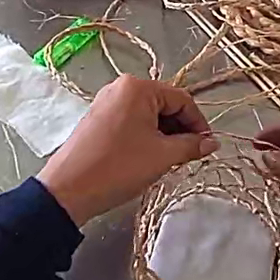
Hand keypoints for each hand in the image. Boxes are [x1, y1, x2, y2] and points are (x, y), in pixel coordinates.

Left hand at [37, 76, 218, 224]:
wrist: (67, 191)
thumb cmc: (118, 167)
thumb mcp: (163, 156)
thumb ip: (192, 145)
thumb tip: (212, 143)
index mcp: (138, 88)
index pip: (182, 99)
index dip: (198, 123)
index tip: (206, 145)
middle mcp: (121, 88)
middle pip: (165, 104)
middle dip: (181, 129)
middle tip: (189, 154)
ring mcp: (107, 102)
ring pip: (149, 114)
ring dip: (165, 134)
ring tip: (171, 158)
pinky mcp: (98, 118)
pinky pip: (132, 120)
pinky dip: (147, 135)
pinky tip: (150, 156)